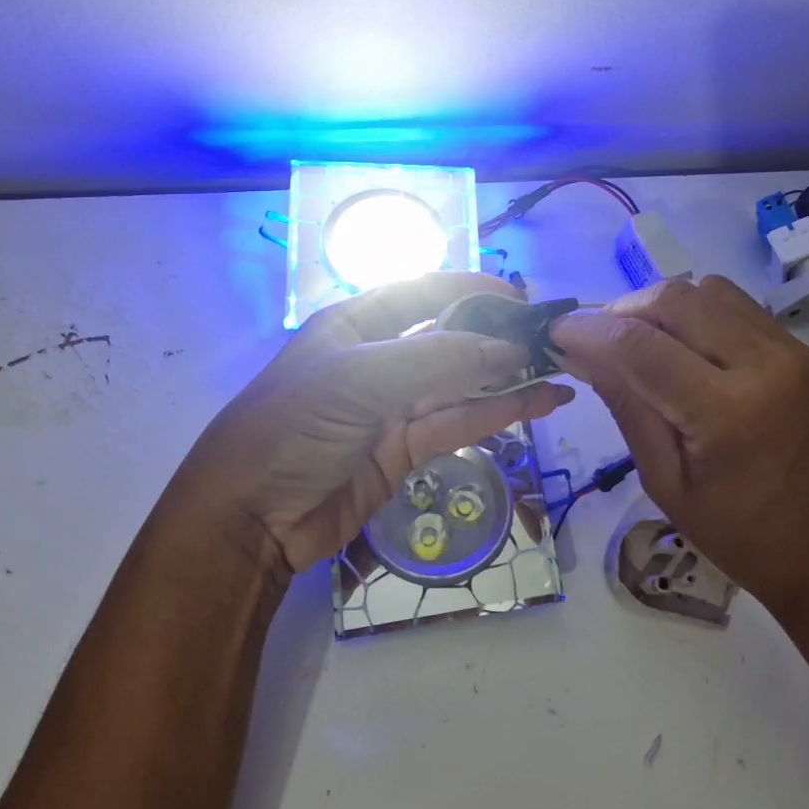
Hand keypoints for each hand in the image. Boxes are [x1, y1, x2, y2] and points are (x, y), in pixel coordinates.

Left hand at [161, 273, 573, 577]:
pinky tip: (538, 405)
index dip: (471, 290)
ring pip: (461, 384)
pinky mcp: (405, 450)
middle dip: (497, 338)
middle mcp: (377, 360)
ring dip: (508, 379)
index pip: (422, 292)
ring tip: (560, 374)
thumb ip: (435, 361)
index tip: (521, 299)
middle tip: (551, 340)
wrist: (249, 519)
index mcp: (354, 325)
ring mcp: (392, 407)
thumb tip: (507, 349)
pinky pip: (458, 424)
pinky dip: (497, 414)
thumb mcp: (357, 380)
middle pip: (448, 339)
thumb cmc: (291, 429)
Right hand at [551, 276, 808, 612]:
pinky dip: (696, 311)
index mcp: (725, 413)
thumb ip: (626, 407)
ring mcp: (788, 351)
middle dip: (622, 309)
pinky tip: (679, 344)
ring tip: (635, 340)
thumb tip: (581, 354)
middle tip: (593, 339)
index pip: (640, 346)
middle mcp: (763, 365)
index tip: (557, 334)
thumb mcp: (666, 482)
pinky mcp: (799, 350)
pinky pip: (736, 305)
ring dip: (660, 305)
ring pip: (707, 290)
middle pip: (675, 300)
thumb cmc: (737, 535)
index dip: (589, 331)